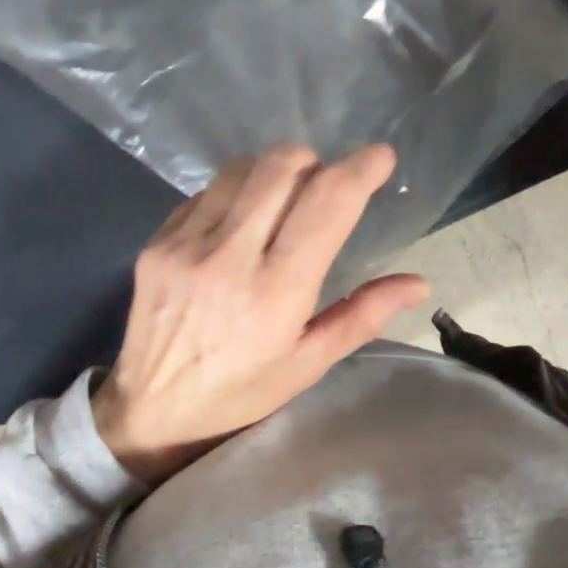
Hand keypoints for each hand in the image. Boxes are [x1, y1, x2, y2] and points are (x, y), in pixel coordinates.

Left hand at [92, 144, 428, 484]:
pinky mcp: (157, 244)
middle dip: (315, 165)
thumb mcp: (303, 367)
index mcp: (276, 292)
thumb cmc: (235, 394)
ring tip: (280, 205)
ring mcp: (187, 246)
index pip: (327, 200)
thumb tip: (417, 283)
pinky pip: (204, 193)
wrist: (149, 407)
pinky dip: (231, 196)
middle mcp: (230, 257)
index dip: (361, 169)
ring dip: (272, 174)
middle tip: (322, 191)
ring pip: (241, 170)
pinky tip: (236, 228)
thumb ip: (359, 318)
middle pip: (283, 165)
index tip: (379, 160)